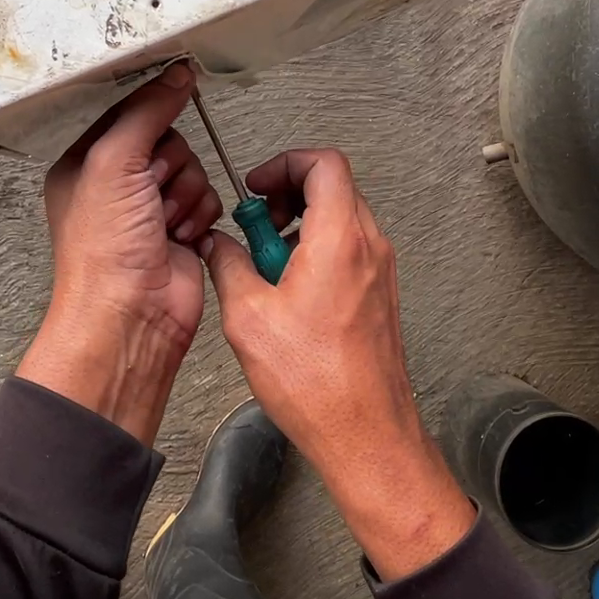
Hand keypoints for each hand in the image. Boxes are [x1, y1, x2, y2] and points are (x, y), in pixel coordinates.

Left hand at [16, 63, 223, 445]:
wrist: (132, 316)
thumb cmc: (102, 253)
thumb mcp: (113, 162)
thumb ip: (146, 112)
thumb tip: (175, 76)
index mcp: (86, 165)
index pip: (129, 114)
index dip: (152, 110)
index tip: (172, 98)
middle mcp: (117, 185)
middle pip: (169, 141)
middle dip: (169, 165)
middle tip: (151, 190)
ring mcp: (149, 210)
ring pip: (193, 169)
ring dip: (186, 194)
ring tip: (163, 222)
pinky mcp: (180, 230)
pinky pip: (209, 198)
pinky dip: (200, 216)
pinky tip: (181, 236)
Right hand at [201, 150, 472, 579]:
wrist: (367, 435)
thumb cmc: (317, 383)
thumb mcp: (248, 317)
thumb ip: (229, 265)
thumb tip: (219, 244)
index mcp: (340, 239)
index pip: (324, 163)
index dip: (285, 163)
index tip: (256, 188)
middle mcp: (368, 246)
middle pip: (333, 186)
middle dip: (288, 194)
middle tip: (257, 223)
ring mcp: (378, 269)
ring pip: (340, 216)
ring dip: (300, 224)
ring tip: (267, 263)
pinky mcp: (378, 292)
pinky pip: (348, 247)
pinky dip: (316, 249)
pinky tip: (288, 289)